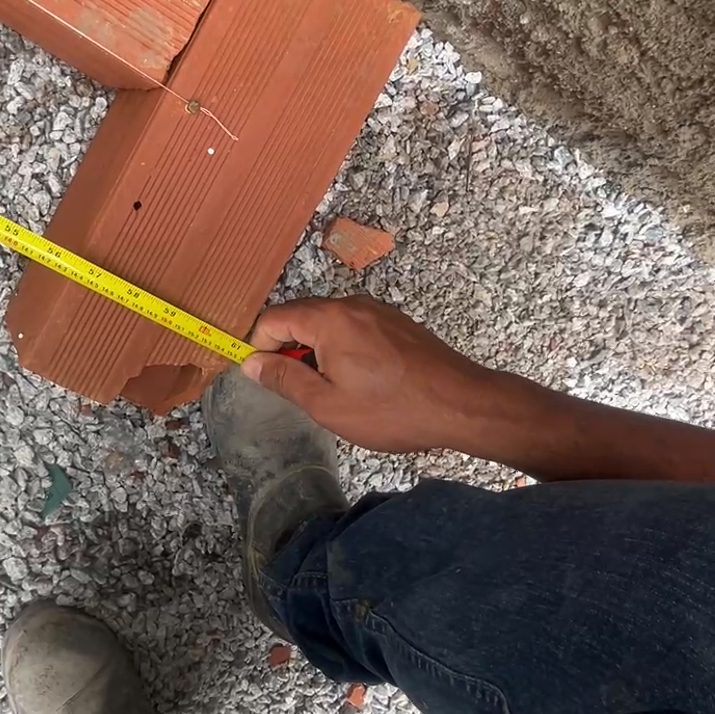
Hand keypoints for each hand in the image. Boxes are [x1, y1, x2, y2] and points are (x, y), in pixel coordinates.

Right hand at [240, 295, 550, 455]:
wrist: (463, 405)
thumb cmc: (392, 409)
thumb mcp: (327, 404)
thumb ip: (284, 379)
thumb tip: (251, 363)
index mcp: (328, 319)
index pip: (272, 319)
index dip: (258, 346)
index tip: (262, 375)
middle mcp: (350, 304)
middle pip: (299, 316)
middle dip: (285, 347)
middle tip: (293, 386)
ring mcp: (376, 310)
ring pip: (326, 322)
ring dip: (314, 349)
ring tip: (327, 387)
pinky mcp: (395, 322)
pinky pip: (352, 326)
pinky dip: (340, 346)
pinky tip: (357, 379)